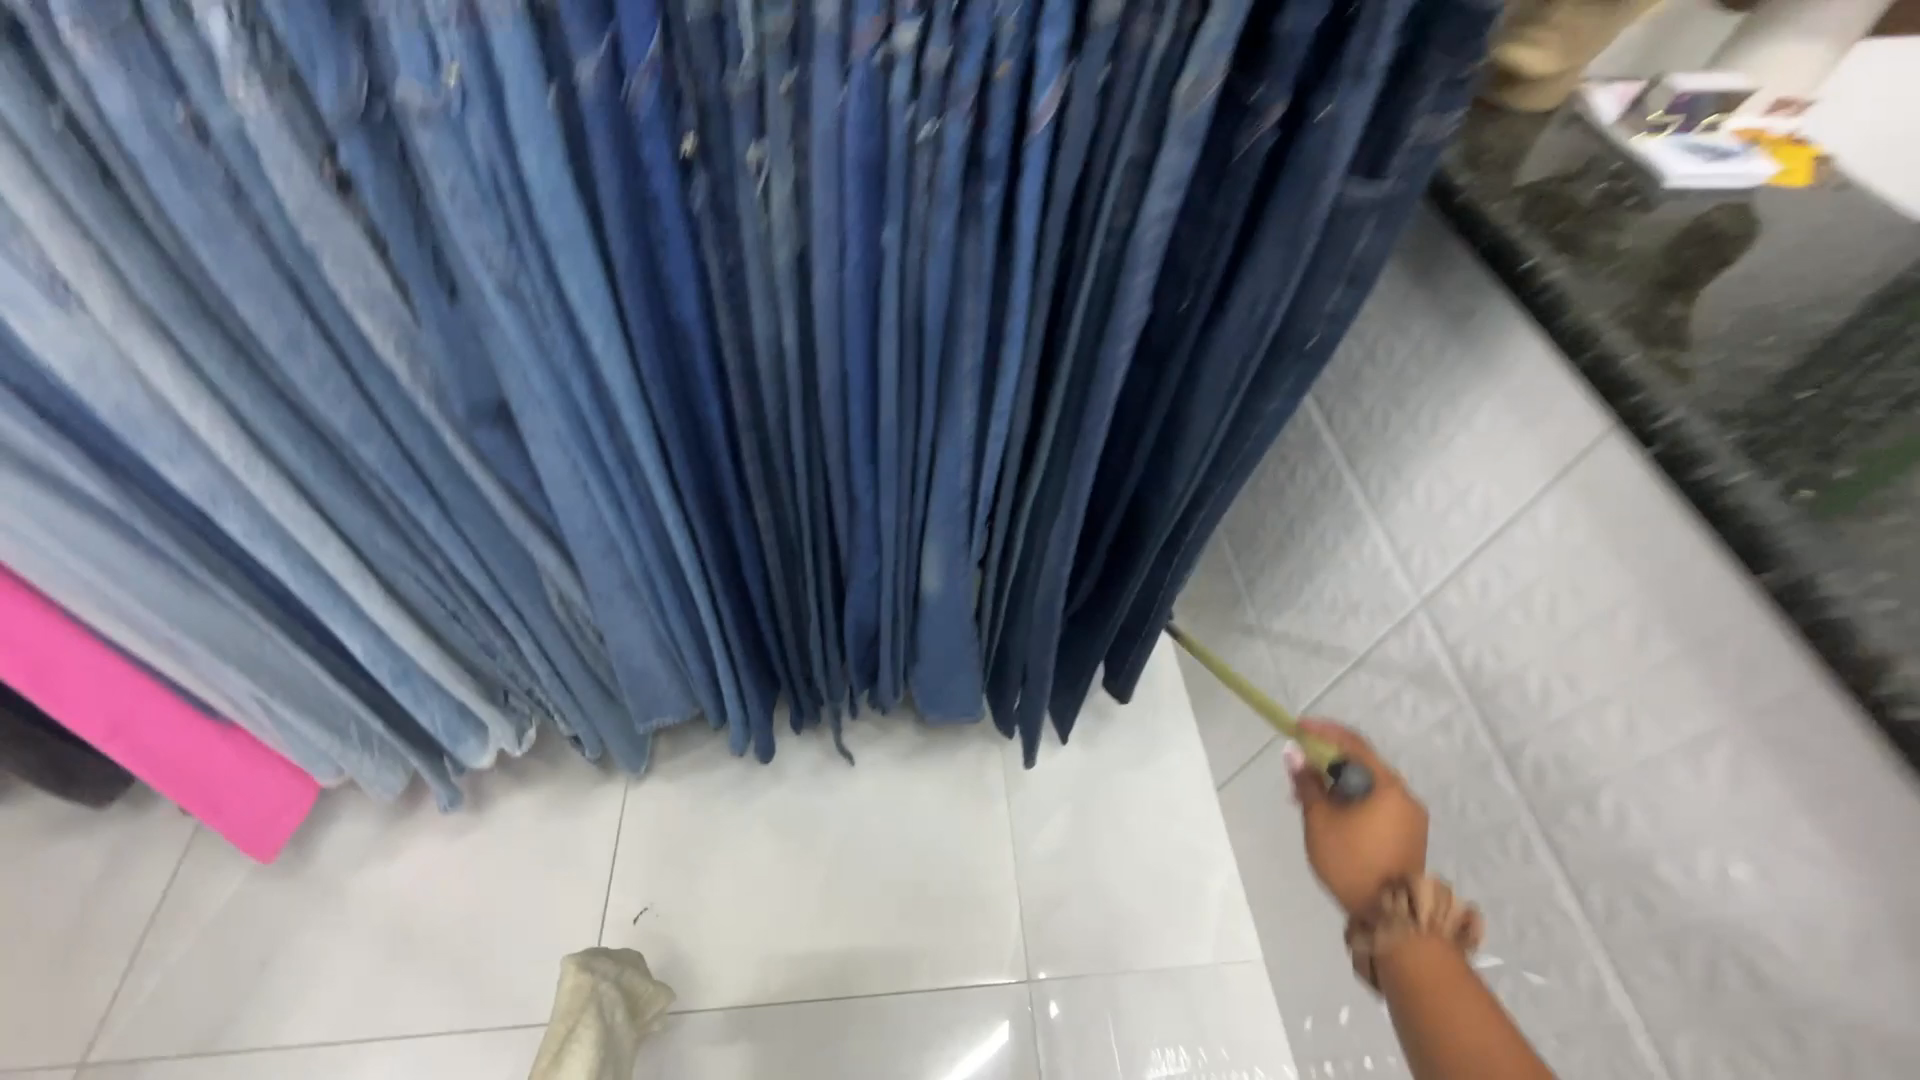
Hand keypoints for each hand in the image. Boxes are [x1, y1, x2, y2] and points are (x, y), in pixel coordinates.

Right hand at [1286, 718, 1427, 917]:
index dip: (1323, 732)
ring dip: (1337, 783)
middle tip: (1297, 768)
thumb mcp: (1319, 820)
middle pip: (1362, 764)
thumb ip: (1307, 783)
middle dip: (1327, 761)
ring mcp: (1410, 817)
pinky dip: (1352, 800)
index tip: (1297, 728)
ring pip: (1368, 786)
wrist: (1392, 918)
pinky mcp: (1409, 835)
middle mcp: (1405, 796)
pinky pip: (1376, 804)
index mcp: (1388, 787)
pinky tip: (1329, 813)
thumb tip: (1294, 753)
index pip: (1354, 744)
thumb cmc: (1351, 862)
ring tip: (1306, 796)